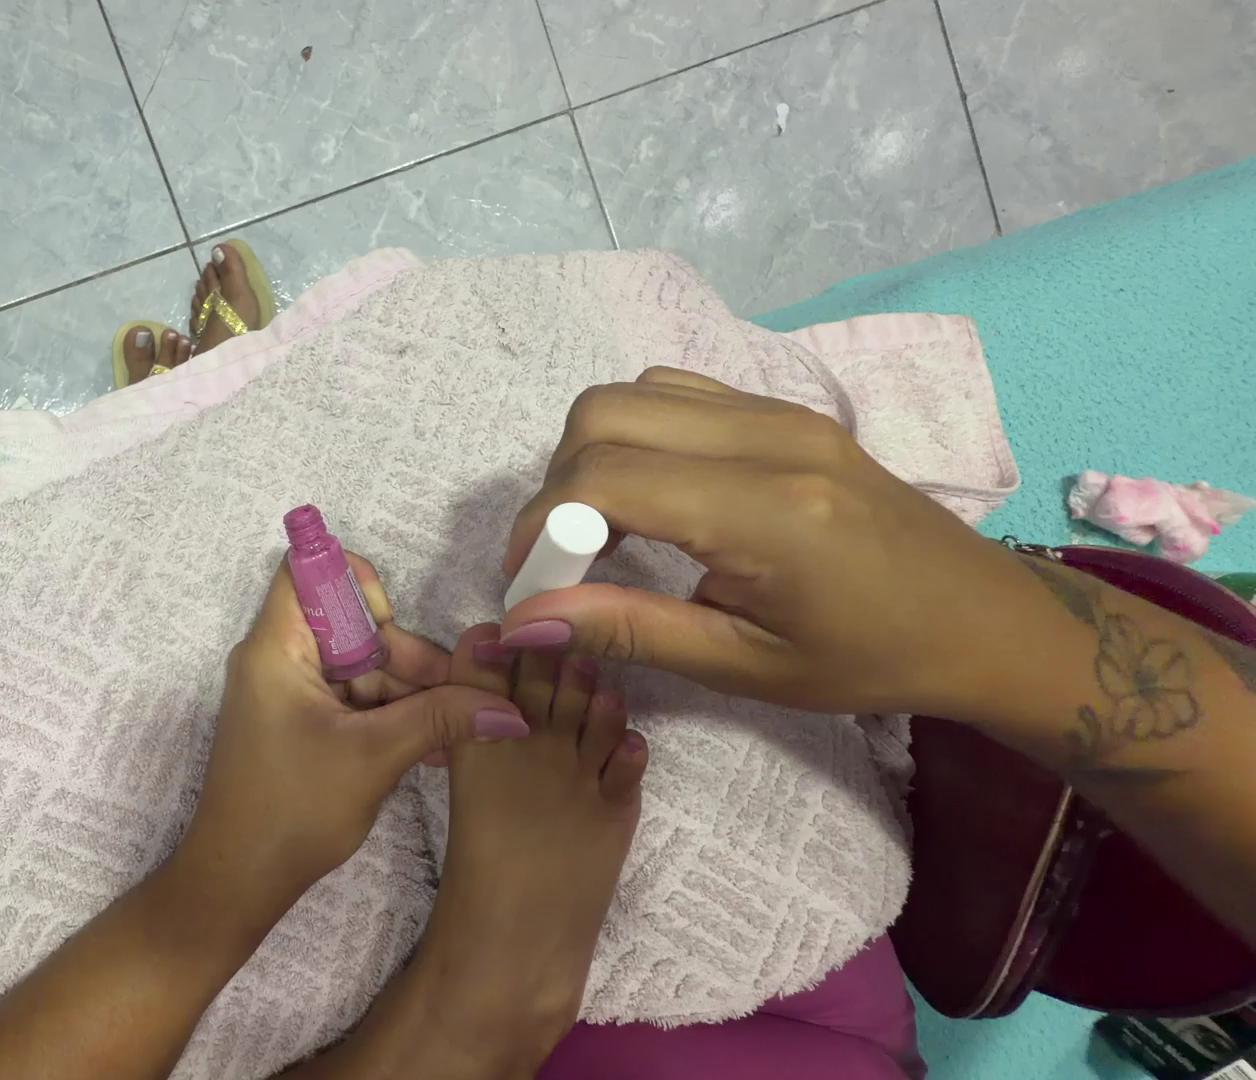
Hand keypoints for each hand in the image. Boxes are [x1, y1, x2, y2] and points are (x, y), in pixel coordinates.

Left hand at [184, 554, 528, 898]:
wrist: (241, 881)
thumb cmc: (292, 809)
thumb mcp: (373, 757)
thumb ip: (439, 720)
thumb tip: (506, 709)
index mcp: (276, 648)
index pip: (306, 572)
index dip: (353, 580)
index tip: (393, 623)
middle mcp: (278, 658)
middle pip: (351, 625)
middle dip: (406, 658)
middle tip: (458, 699)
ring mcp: (290, 691)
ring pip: (360, 665)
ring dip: (408, 694)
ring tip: (456, 733)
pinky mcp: (302, 720)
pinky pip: (353, 698)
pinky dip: (390, 715)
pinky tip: (432, 746)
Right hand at [500, 366, 1063, 719]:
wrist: (984, 617)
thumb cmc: (867, 658)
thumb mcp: (741, 665)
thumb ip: (624, 631)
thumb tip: (521, 623)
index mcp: (767, 511)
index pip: (605, 479)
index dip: (540, 525)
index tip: (528, 578)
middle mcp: (769, 438)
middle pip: (601, 416)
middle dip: (555, 489)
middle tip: (564, 554)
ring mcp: (778, 412)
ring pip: (627, 395)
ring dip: (587, 457)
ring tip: (602, 527)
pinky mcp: (779, 408)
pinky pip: (668, 393)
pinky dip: (628, 436)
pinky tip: (645, 493)